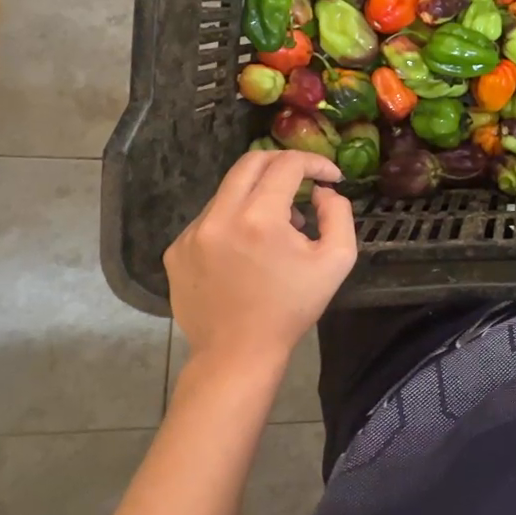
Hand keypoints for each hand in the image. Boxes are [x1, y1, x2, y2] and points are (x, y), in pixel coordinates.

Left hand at [164, 150, 357, 369]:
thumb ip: (339, 214)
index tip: (331, 177)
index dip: (315, 162)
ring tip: (279, 224)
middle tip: (304, 179)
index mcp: (260, 218)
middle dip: (284, 162)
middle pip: (251, 161)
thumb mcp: (337, 260)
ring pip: (229, 189)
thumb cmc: (293, 307)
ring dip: (259, 193)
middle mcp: (219, 217)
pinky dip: (236, 217)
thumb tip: (322, 192)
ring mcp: (192, 233)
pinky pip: (211, 216)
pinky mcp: (177, 250)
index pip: (287, 164)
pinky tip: (249, 247)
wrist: (237, 353)